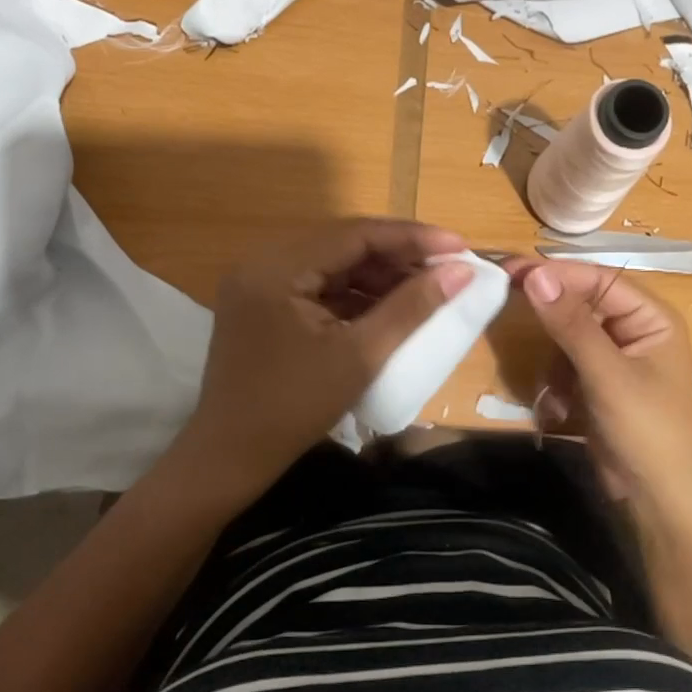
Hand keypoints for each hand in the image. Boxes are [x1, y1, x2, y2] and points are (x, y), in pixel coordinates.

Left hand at [181, 219, 472, 486]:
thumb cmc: (295, 408)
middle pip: (343, 243)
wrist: (231, 457)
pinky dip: (356, 293)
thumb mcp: (360, 356)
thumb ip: (411, 308)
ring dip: (379, 274)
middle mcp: (262, 262)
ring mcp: (260, 283)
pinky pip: (318, 285)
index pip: (355, 233)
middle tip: (449, 267)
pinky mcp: (264, 305)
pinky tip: (391, 306)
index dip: (412, 237)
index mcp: (277, 267)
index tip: (461, 246)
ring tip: (428, 287)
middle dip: (399, 254)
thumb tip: (460, 272)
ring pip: (333, 263)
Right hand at [504, 259, 691, 510]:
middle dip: (551, 322)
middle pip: (581, 305)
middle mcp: (636, 329)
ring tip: (557, 394)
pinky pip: (565, 365)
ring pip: (567, 337)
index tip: (511, 272)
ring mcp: (616, 357)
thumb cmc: (645, 430)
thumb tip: (535, 274)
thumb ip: (570, 324)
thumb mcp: (606, 375)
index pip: (599, 279)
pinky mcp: (599, 383)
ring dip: (554, 363)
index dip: (557, 274)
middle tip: (508, 308)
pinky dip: (557, 384)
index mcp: (652, 317)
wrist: (656, 499)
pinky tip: (561, 411)